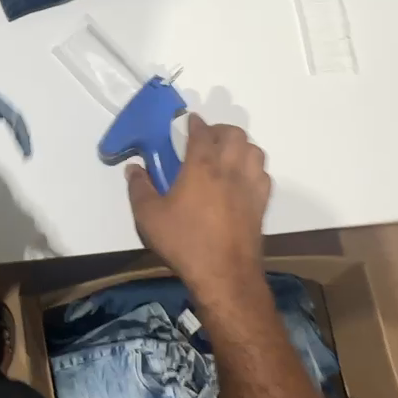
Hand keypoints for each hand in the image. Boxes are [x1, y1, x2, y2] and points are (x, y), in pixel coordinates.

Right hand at [125, 115, 270, 297]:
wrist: (224, 275)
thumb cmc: (184, 241)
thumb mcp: (148, 215)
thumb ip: (139, 187)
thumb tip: (134, 168)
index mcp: (201, 166)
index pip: (202, 132)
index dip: (196, 123)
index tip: (189, 121)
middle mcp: (229, 169)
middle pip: (235, 134)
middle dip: (220, 130)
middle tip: (206, 139)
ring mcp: (250, 187)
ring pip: (254, 151)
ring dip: (240, 146)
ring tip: (226, 155)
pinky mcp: (261, 205)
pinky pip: (263, 174)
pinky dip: (253, 168)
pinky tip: (241, 179)